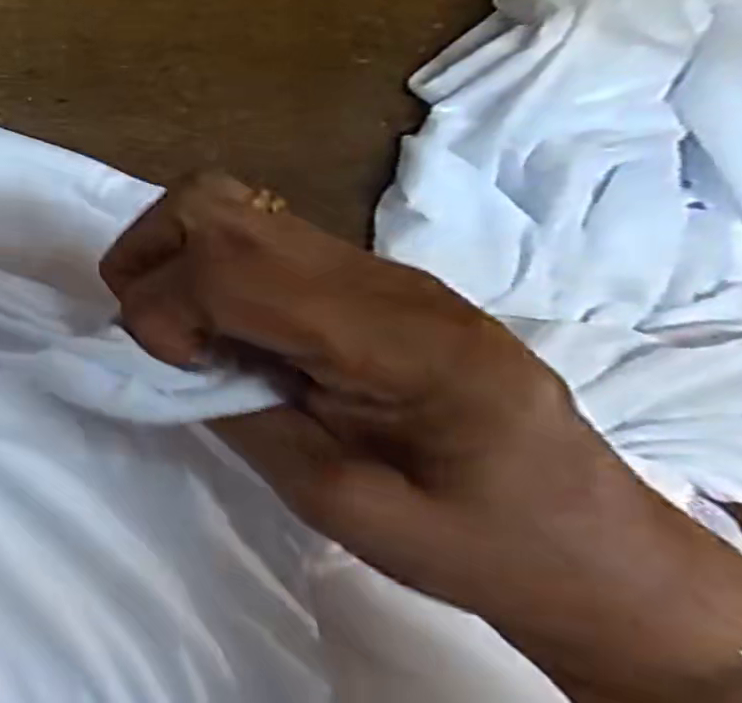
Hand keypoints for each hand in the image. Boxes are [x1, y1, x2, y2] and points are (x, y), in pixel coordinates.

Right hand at [100, 172, 741, 702]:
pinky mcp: (350, 268)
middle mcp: (373, 273)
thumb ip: (240, 417)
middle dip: (147, 262)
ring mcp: (363, 261)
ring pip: (217, 199)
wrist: (594, 543)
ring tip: (176, 319)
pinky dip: (194, 258)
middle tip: (158, 334)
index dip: (162, 310)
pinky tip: (216, 319)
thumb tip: (167, 358)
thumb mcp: (346, 508)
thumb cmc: (480, 543)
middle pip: (209, 204)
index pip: (230, 269)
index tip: (173, 369)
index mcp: (393, 337)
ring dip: (164, 251)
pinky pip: (242, 226)